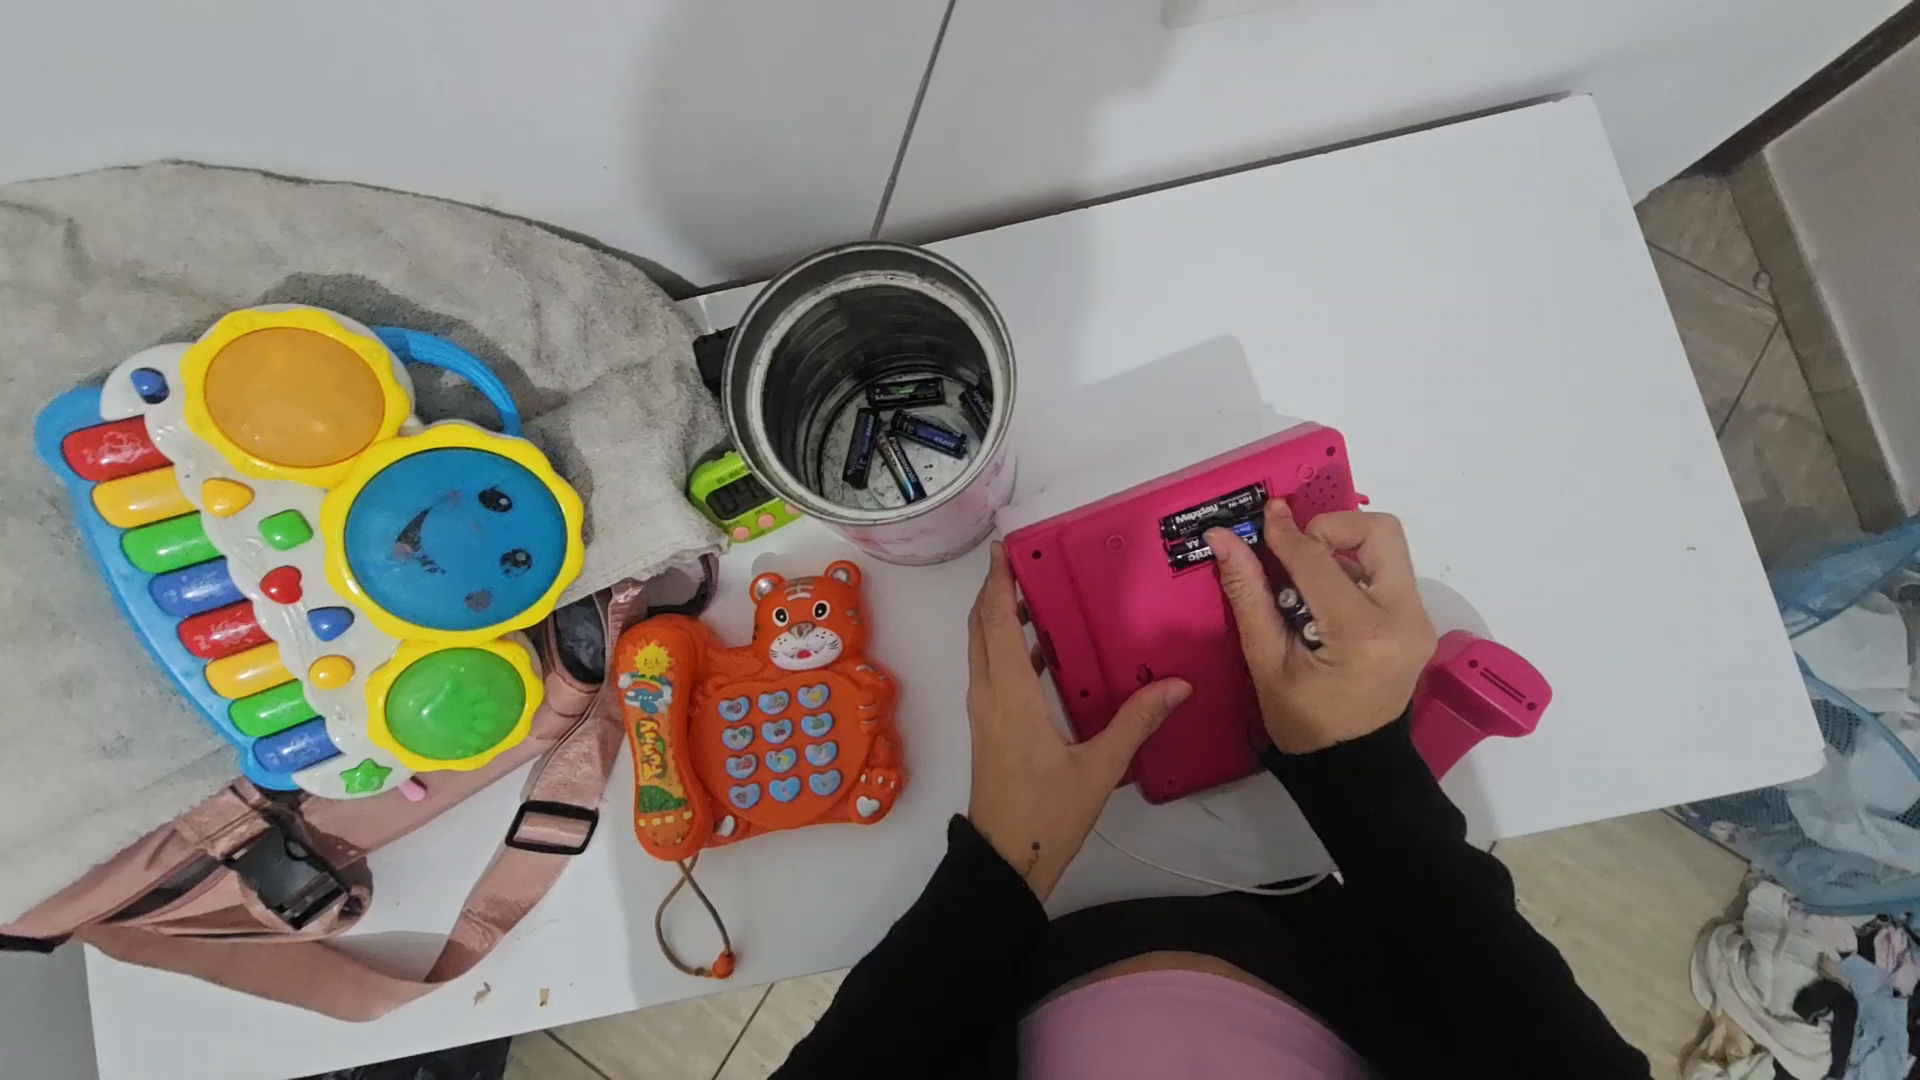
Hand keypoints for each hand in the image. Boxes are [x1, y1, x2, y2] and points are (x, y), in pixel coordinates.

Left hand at [966, 541, 1190, 899]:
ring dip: (998, 617)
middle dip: (994, 590)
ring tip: (1030, 595)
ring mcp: (984, 710)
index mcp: (1011, 695)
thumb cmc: (1047, 813)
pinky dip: (1006, 648)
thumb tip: (1177, 685)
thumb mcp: (1098, 768)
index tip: (1001, 549)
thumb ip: (1136, 723)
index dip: (997, 583)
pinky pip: (990, 670)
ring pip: (982, 648)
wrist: (1004, 860)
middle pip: (981, 628)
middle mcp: (989, 694)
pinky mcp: (988, 725)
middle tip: (1018, 561)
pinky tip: (1041, 651)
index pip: (998, 623)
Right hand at [1205, 504, 1436, 754]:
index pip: (1320, 561)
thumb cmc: (1302, 720)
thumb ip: (1247, 593)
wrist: (1352, 763)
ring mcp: (1417, 618)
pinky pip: (1386, 569)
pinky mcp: (1415, 619)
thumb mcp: (1265, 659)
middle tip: (1294, 550)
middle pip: (1378, 532)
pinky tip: (1321, 594)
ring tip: (1303, 579)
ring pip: (1386, 546)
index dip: (1284, 533)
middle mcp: (1404, 618)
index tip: (1261, 516)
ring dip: (1340, 546)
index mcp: (1362, 634)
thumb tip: (1222, 538)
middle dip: (1330, 527)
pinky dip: (1350, 566)